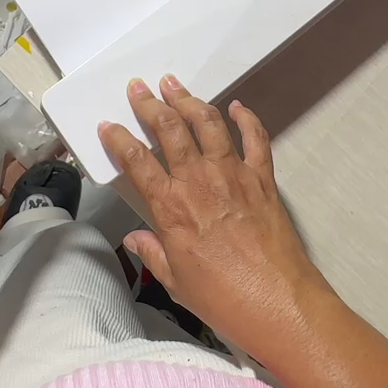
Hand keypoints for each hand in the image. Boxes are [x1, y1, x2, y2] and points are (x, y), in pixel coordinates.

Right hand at [99, 76, 332, 360]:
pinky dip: (246, 118)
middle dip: (150, 103)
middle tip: (139, 87)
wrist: (279, 304)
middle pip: (169, 128)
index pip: (136, 160)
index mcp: (171, 206)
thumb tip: (135, 238)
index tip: (108, 125)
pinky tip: (237, 107)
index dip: (118, 138)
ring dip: (188, 99)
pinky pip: (255, 138)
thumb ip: (153, 253)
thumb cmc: (223, 299)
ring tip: (174, 84)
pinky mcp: (262, 176)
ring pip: (207, 122)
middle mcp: (199, 180)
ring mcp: (233, 173)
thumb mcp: (176, 282)